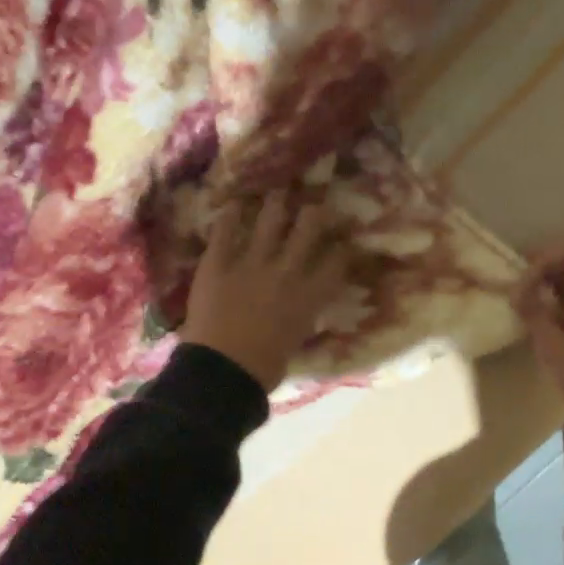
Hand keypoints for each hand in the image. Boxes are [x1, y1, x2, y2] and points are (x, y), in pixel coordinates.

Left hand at [178, 189, 350, 390]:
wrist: (224, 370)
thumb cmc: (265, 368)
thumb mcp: (297, 340)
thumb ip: (303, 315)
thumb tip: (304, 306)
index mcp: (310, 296)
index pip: (337, 262)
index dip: (343, 248)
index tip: (345, 241)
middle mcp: (287, 271)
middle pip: (309, 228)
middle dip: (315, 213)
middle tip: (315, 206)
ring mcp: (251, 262)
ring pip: (270, 220)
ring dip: (276, 205)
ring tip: (278, 194)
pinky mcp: (218, 261)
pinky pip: (225, 229)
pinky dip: (230, 215)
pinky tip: (234, 204)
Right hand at [514, 242, 563, 427]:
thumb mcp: (554, 346)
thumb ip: (534, 312)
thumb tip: (514, 291)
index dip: (544, 259)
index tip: (523, 282)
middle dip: (543, 268)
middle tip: (518, 285)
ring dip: (548, 283)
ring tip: (523, 299)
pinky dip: (556, 299)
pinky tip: (537, 313)